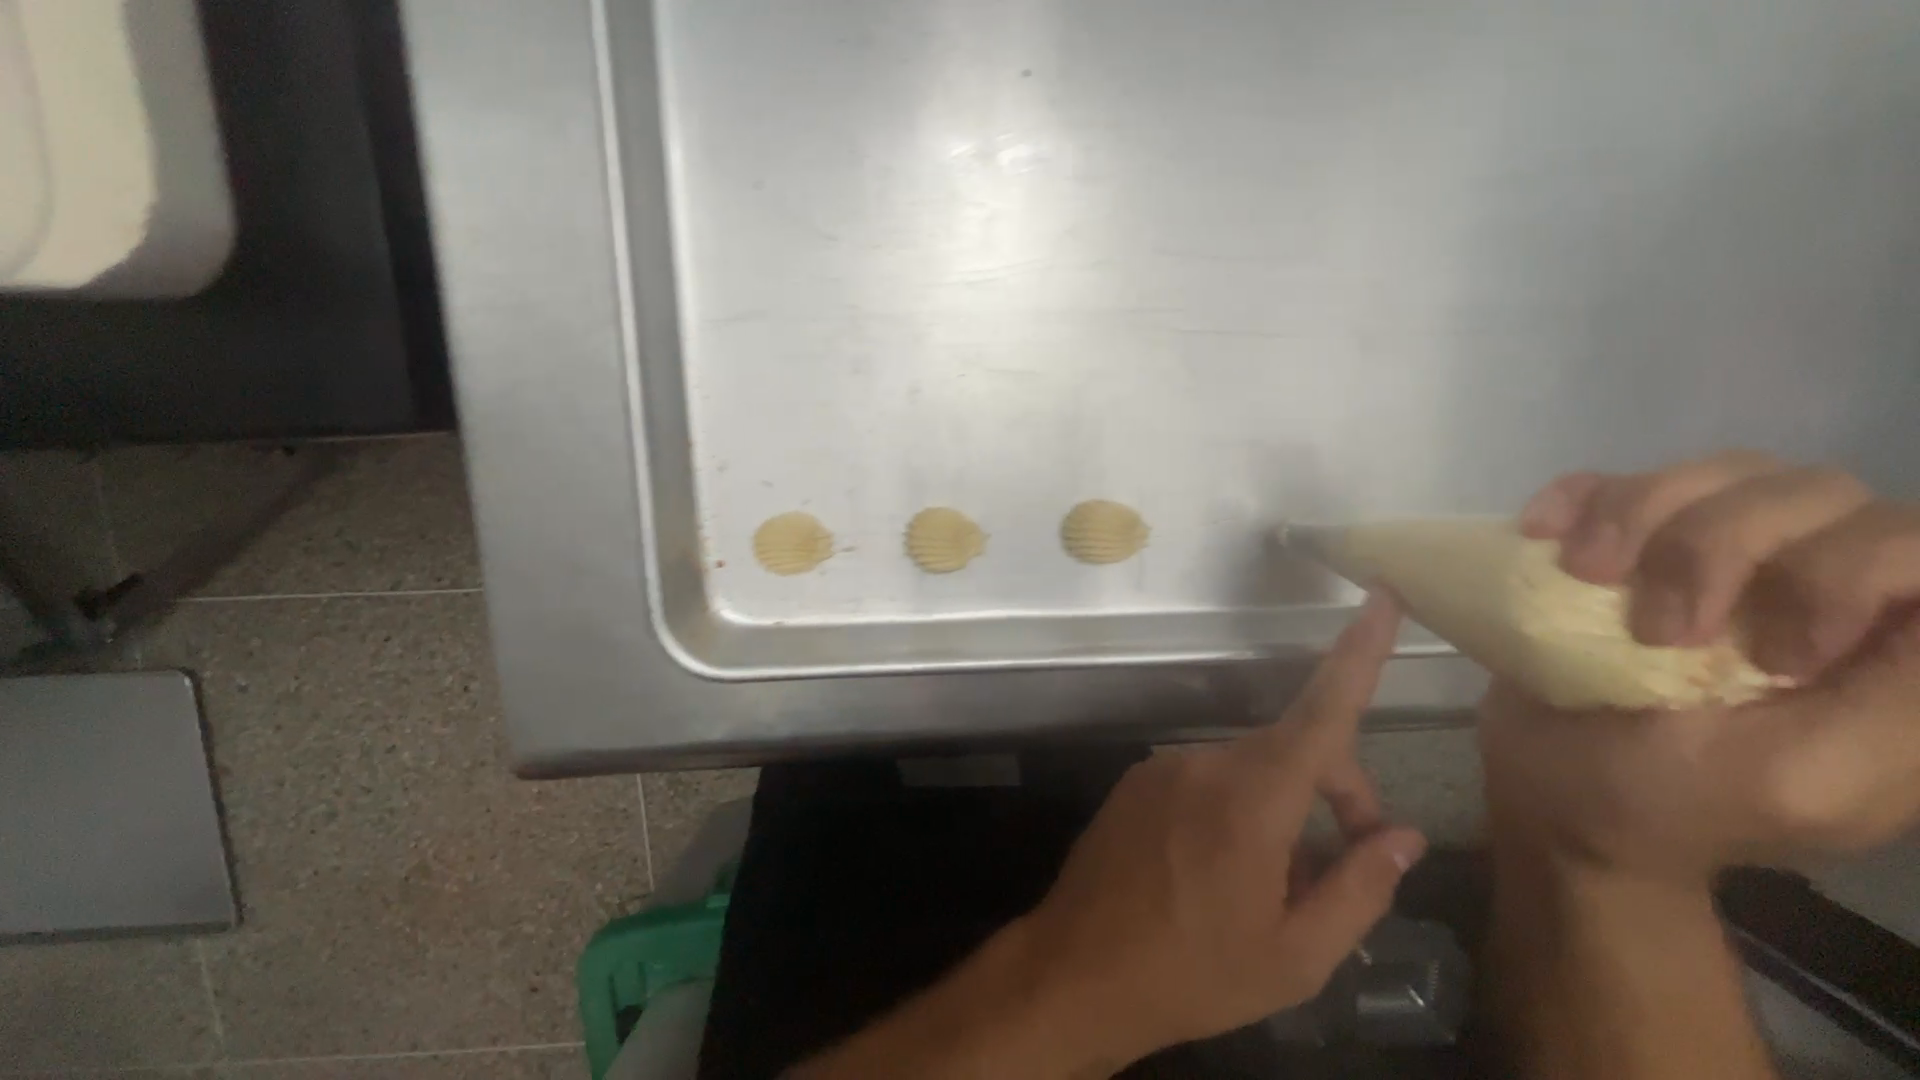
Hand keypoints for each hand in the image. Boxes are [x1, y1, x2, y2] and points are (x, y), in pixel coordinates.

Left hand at [1016, 593, 1428, 1065]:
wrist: (1075, 972)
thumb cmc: (1193, 974)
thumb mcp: (1297, 956)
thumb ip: (1359, 888)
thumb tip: (1402, 837)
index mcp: (1252, 800)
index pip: (1321, 713)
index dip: (1359, 654)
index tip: (1381, 597)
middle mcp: (1205, 763)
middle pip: (1294, 750)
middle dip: (1337, 794)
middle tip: (1352, 865)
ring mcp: (1163, 768)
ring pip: (1250, 769)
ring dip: (1281, 810)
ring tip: (1276, 887)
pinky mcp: (1136, 782)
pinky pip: (1206, 780)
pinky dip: (1235, 810)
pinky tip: (1223, 872)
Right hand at [1487, 451, 1919, 880]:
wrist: (1548, 795)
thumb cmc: (1665, 803)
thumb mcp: (1803, 779)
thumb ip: (1898, 699)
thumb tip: (1912, 607)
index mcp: (1882, 645)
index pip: (1916, 544)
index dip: (1848, 570)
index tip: (1768, 655)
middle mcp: (1813, 583)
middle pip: (1813, 493)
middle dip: (1716, 548)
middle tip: (1655, 633)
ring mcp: (1711, 555)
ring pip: (1717, 472)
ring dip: (1636, 516)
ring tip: (1584, 575)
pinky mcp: (1624, 544)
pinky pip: (1612, 478)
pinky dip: (1575, 498)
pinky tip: (1543, 535)